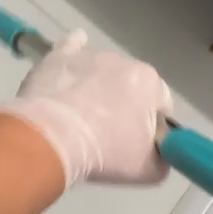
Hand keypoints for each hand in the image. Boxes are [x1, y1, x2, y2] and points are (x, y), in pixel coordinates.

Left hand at [0, 30, 171, 187]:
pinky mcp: (57, 57)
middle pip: (128, 85)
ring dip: (95, 85)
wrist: (51, 136)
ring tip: (79, 111)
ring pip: (99, 71)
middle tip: (103, 131)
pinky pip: (70, 44)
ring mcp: (87, 56)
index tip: (134, 142)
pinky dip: (74, 48)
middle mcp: (121, 61)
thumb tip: (158, 152)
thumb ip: (162, 156)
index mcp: (150, 83)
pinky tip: (74, 50)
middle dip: (121, 104)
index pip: (160, 104)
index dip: (150, 125)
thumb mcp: (149, 169)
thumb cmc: (105, 151)